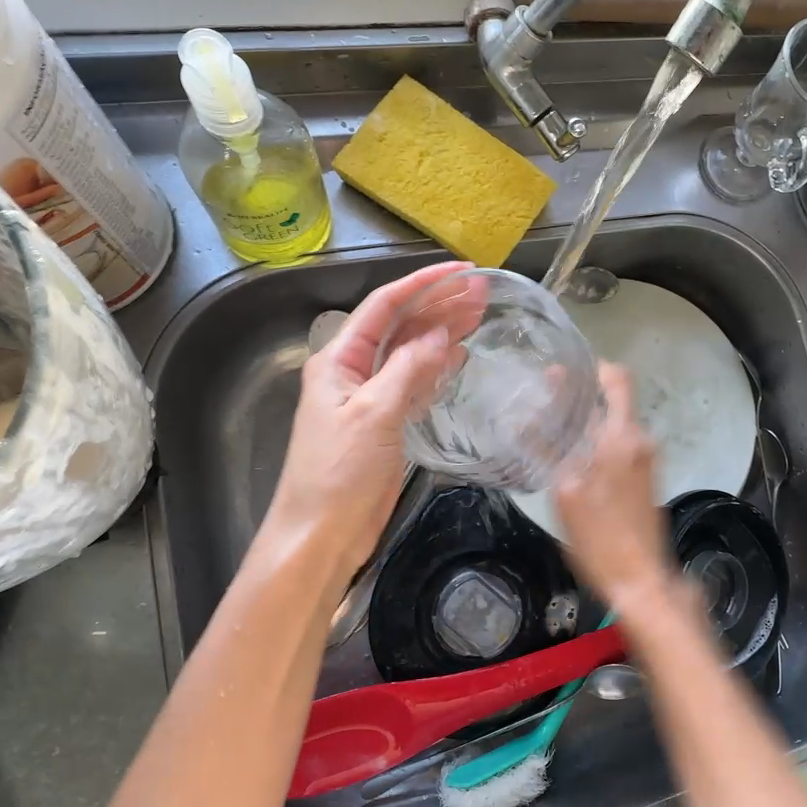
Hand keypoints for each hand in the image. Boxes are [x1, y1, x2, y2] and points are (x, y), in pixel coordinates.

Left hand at [259, 260, 470, 574]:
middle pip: (400, 326)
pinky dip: (438, 367)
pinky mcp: (386, 423)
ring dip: (443, 333)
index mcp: (339, 360)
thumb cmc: (338, 474)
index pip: (384, 306)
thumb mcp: (374, 415)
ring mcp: (371, 398)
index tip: (462, 271)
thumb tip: (442, 334)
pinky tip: (460, 356)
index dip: (422, 284)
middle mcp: (354, 371)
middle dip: (440, 305)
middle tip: (484, 292)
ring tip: (482, 315)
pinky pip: (415, 383)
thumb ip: (409, 370)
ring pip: (411, 353)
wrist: (321, 535)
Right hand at [554, 362, 673, 606]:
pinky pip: (618, 443)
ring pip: (614, 422)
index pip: (617, 379)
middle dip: (580, 396)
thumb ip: (547, 449)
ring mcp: (645, 458)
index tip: (560, 373)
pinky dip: (595, 439)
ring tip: (547, 426)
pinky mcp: (644, 476)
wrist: (641, 579)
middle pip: (612, 399)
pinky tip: (567, 455)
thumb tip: (523, 418)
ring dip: (586, 419)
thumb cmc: (601, 538)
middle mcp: (639, 439)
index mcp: (623, 437)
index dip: (591, 368)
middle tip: (542, 399)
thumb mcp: (566, 493)